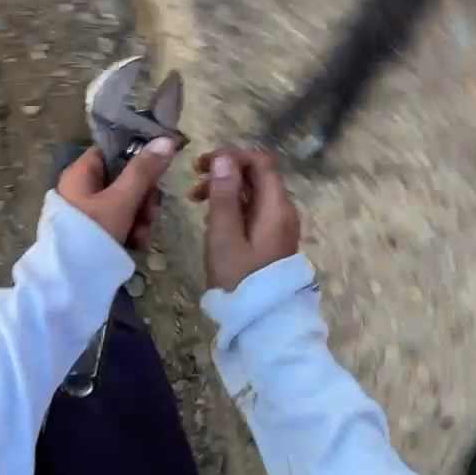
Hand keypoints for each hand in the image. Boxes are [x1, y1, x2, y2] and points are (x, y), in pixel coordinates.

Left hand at [56, 137, 176, 248]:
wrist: (70, 279)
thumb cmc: (92, 233)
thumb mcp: (121, 200)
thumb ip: (143, 172)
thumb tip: (166, 140)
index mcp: (80, 173)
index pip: (112, 151)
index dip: (137, 157)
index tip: (157, 171)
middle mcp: (80, 188)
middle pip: (122, 179)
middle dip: (142, 197)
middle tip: (151, 212)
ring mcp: (85, 211)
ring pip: (123, 203)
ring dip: (139, 216)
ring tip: (142, 233)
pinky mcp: (91, 232)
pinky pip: (117, 222)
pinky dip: (129, 230)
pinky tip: (136, 244)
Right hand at [186, 148, 300, 291]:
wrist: (261, 318)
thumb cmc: (239, 277)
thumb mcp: (224, 235)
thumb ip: (224, 196)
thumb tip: (223, 159)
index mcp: (275, 207)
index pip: (260, 162)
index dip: (231, 156)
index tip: (200, 166)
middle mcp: (282, 210)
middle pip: (257, 175)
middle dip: (225, 172)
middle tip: (192, 186)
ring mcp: (278, 224)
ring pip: (253, 192)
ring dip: (225, 189)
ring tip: (196, 202)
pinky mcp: (271, 237)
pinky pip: (253, 209)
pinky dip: (232, 205)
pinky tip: (212, 218)